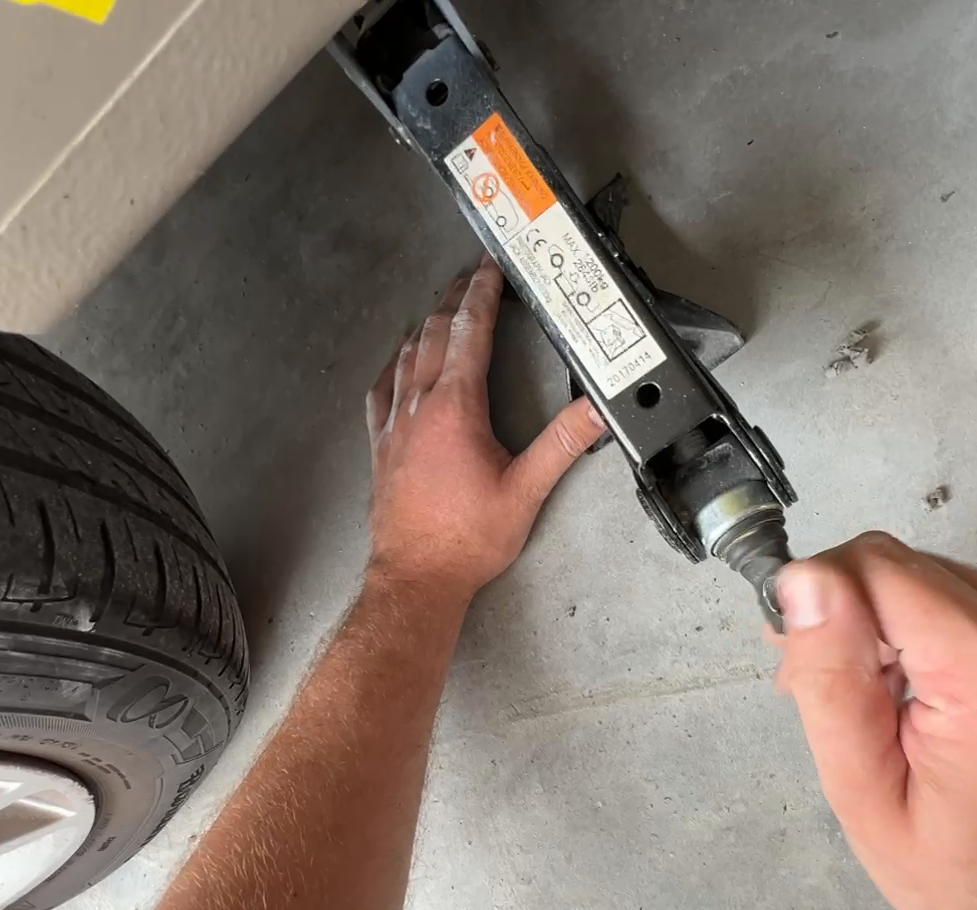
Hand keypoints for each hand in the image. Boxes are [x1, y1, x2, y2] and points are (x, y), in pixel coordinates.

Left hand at [365, 256, 605, 599]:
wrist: (416, 576)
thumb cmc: (468, 538)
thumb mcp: (525, 492)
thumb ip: (562, 445)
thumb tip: (597, 409)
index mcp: (456, 409)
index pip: (470, 334)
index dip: (482, 294)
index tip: (489, 267)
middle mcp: (419, 407)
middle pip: (435, 335)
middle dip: (455, 300)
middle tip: (470, 277)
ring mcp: (393, 425)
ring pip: (405, 357)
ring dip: (427, 326)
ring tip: (443, 309)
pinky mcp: (380, 446)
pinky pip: (380, 391)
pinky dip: (393, 366)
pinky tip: (398, 362)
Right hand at [772, 532, 976, 909]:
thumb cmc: (967, 883)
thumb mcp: (863, 793)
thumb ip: (831, 678)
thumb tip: (805, 582)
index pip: (877, 566)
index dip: (821, 599)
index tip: (801, 659)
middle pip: (909, 565)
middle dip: (854, 614)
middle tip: (835, 690)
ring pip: (944, 576)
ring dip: (897, 622)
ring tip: (888, 700)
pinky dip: (943, 630)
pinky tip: (937, 692)